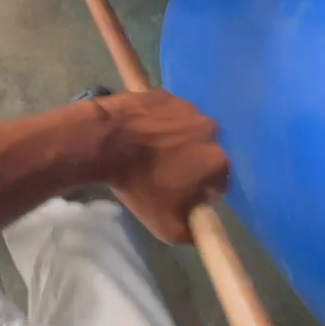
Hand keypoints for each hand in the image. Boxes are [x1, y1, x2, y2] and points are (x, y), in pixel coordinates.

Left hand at [95, 90, 229, 242]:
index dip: (200, 189)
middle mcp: (209, 129)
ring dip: (177, 138)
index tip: (181, 192)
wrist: (105, 141)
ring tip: (151, 148)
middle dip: (192, 160)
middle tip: (165, 169)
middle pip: (205, 151)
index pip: (219, 181)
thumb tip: (201, 224)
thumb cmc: (139, 184)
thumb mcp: (168, 227)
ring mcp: (186, 106)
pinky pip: (169, 112)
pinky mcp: (164, 93)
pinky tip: (142, 130)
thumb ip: (195, 232)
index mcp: (217, 160)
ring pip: (188, 129)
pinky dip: (160, 120)